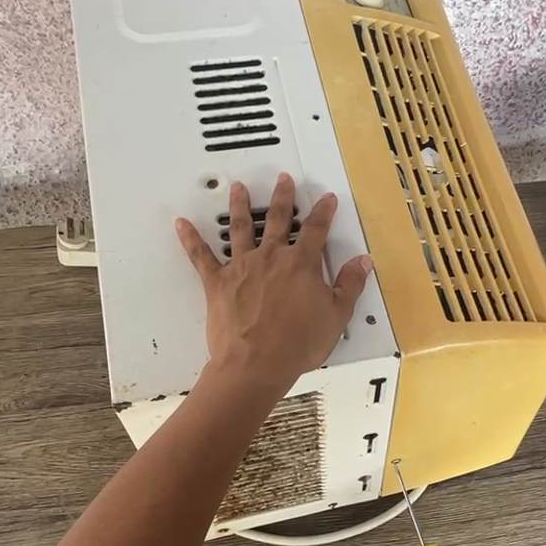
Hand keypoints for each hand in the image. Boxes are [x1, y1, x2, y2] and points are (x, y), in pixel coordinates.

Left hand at [175, 174, 371, 390]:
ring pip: (241, 228)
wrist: (257, 364)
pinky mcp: (218, 283)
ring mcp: (242, 268)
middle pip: (278, 219)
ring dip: (240, 206)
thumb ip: (349, 285)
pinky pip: (201, 256)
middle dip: (282, 198)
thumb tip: (362, 263)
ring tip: (238, 188)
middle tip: (283, 180)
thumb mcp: (335, 317)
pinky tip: (182, 225)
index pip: (316, 230)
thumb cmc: (295, 345)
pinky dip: (191, 239)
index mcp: (301, 264)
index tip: (327, 200)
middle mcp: (271, 258)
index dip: (323, 213)